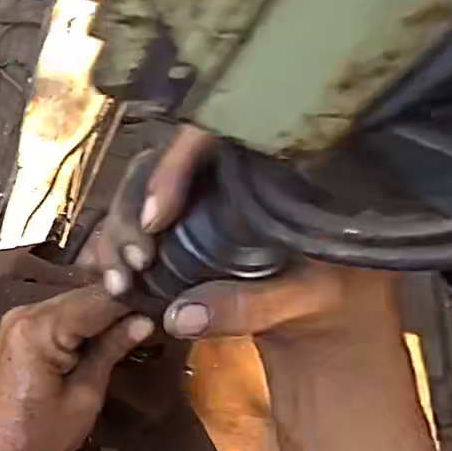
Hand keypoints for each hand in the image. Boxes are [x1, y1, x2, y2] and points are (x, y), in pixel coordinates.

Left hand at [0, 287, 155, 450]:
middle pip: (83, 296)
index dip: (133, 303)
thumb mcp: (86, 395)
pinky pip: (59, 315)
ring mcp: (18, 319)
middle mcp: (24, 314)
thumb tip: (144, 321)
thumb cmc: (42, 435)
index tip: (165, 305)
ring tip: (139, 323)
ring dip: (103, 312)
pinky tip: (108, 331)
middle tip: (157, 315)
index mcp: (38, 329)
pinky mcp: (18, 329)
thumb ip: (110, 351)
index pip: (97, 301)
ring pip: (73, 302)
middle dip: (119, 305)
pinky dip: (84, 321)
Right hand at [86, 126, 398, 354]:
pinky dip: (113, 257)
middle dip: (131, 214)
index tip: (157, 219)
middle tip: (134, 262)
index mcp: (274, 164)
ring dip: (115, 238)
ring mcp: (193, 202)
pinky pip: (129, 231)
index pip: (212, 133)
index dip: (174, 166)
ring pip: (133, 199)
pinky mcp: (174, 232)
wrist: (327, 317)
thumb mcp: (307, 299)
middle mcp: (225, 173)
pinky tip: (115, 285)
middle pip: (155, 168)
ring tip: (119, 284)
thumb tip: (178, 316)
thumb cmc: (338, 296)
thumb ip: (250, 306)